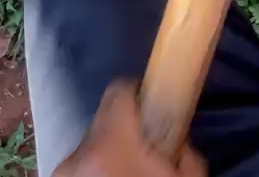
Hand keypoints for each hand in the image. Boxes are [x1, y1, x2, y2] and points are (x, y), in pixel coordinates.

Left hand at [53, 82, 206, 176]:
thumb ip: (184, 152)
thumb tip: (173, 140)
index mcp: (107, 146)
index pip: (120, 90)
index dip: (141, 95)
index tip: (156, 113)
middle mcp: (73, 159)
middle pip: (104, 127)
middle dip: (126, 140)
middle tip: (147, 166)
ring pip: (88, 158)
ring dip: (108, 168)